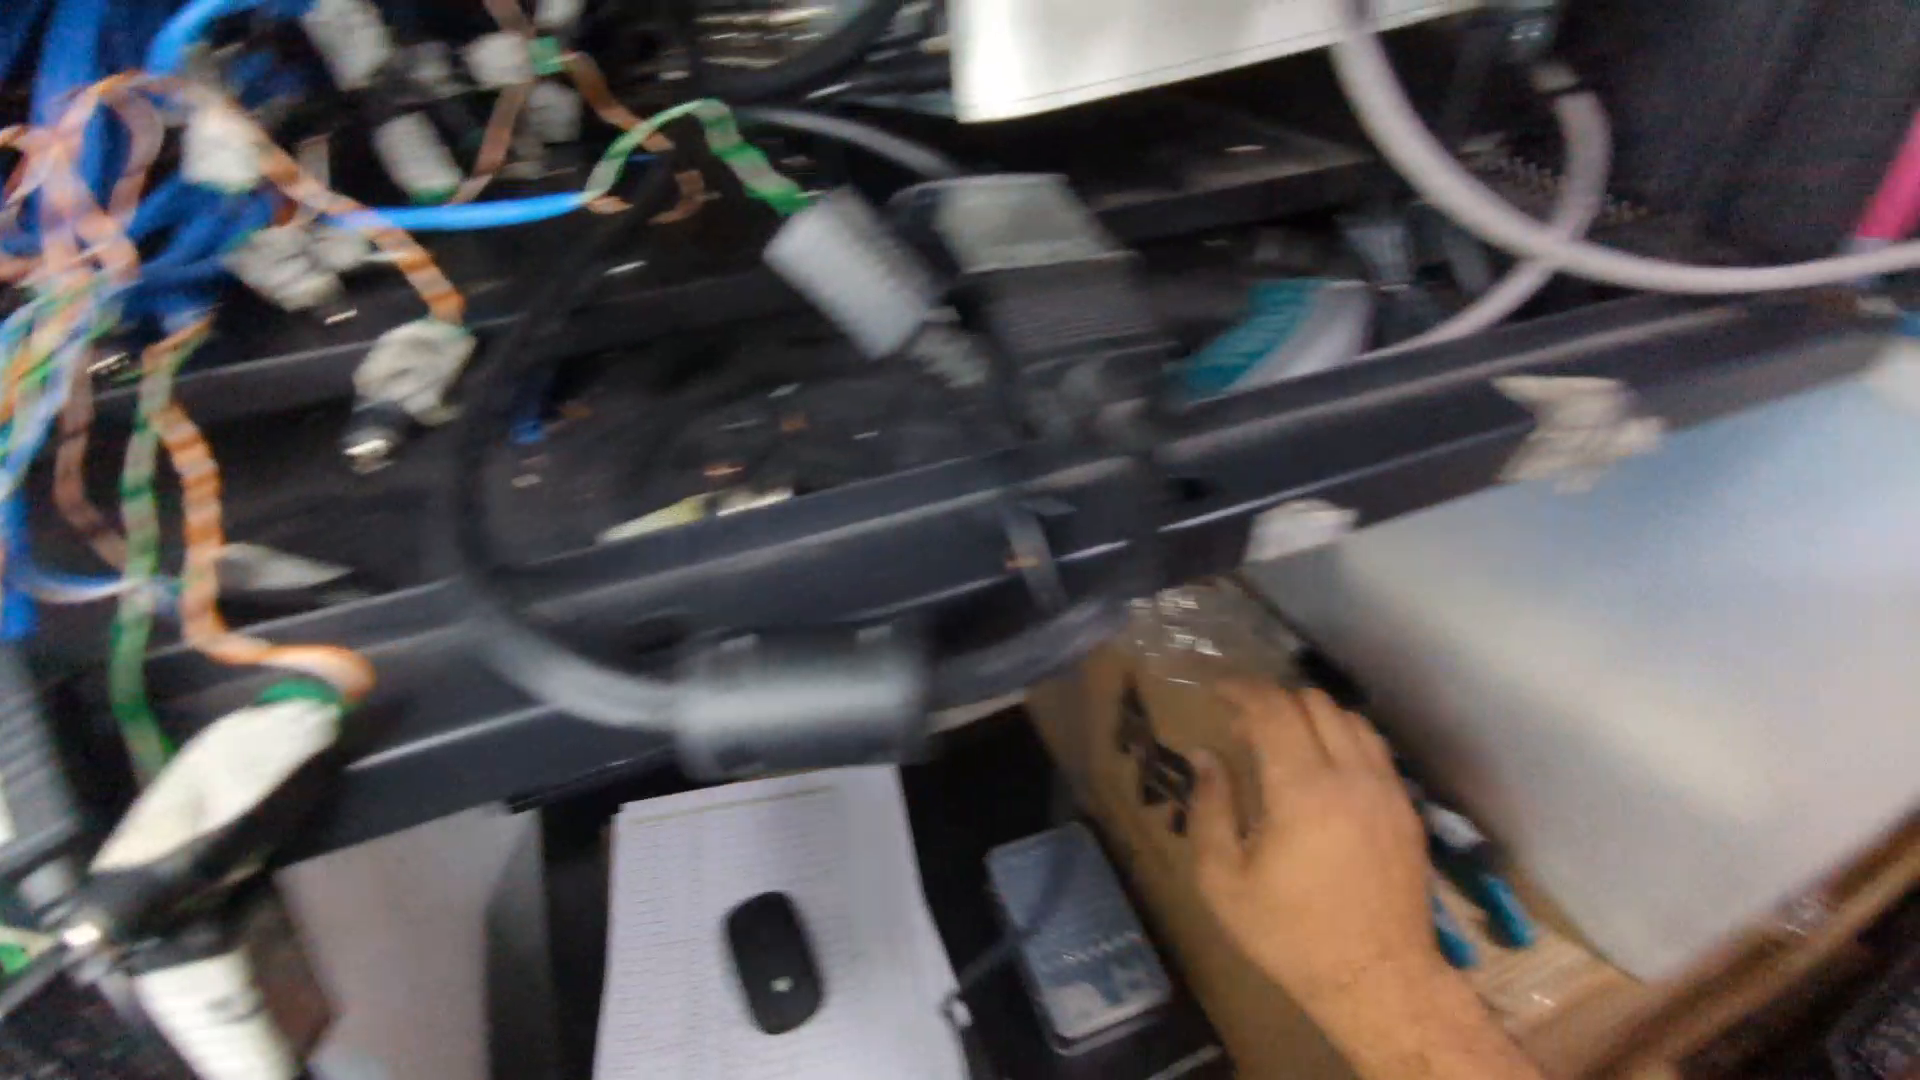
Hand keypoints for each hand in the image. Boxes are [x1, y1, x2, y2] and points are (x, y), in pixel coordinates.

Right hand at [1188, 681, 1440, 1014]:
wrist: (1378, 981)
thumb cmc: (1289, 934)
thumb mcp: (1223, 880)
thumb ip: (1209, 807)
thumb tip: (1205, 755)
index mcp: (1301, 790)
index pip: (1272, 709)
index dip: (1240, 690)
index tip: (1215, 691)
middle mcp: (1350, 777)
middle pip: (1312, 702)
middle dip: (1271, 700)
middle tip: (1241, 725)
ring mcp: (1386, 791)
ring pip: (1348, 718)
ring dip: (1309, 714)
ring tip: (1282, 740)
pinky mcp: (1406, 809)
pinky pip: (1374, 747)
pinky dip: (1341, 736)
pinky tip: (1322, 766)